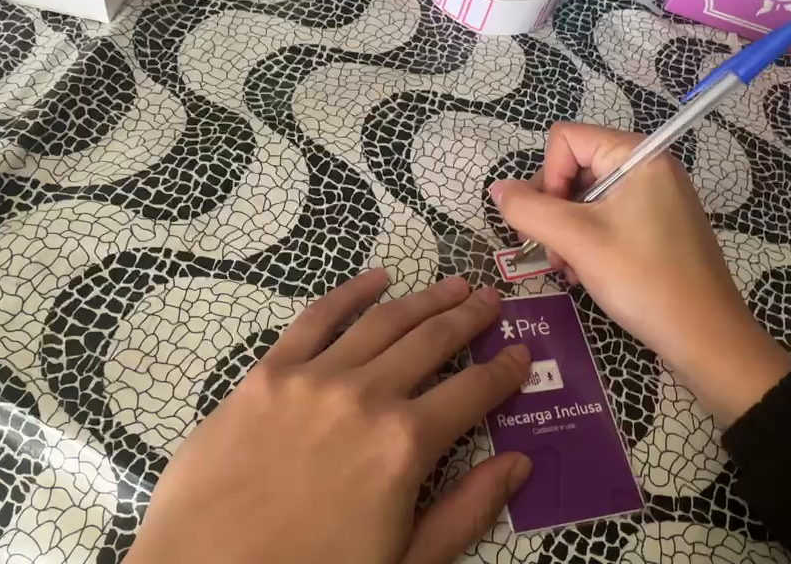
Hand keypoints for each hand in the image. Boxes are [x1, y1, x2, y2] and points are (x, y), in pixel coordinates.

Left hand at [127, 270, 532, 563]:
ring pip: (384, 321)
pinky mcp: (269, 371)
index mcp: (404, 445)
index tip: (522, 354)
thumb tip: (518, 462)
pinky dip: (351, 292)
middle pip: (431, 342)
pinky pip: (317, 318)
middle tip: (491, 299)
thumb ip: (464, 511)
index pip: (472, 393)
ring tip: (453, 284)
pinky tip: (376, 278)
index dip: (503, 371)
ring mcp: (315, 376)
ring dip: (424, 299)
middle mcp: (367, 395)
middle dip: (469, 318)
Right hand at [491, 123, 790, 423]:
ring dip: (567, 230)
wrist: (710, 342)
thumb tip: (498, 190)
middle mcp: (649, 166)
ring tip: (569, 269)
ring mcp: (656, 196)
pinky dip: (588, 240)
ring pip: (586, 196)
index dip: (547, 177)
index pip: (565, 140)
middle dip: (554, 208)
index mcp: (637, 155)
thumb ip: (529, 209)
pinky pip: (607, 217)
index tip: (553, 222)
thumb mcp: (577, 241)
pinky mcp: (659, 225)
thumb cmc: (645, 280)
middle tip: (553, 252)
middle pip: (573, 166)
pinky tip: (587, 273)